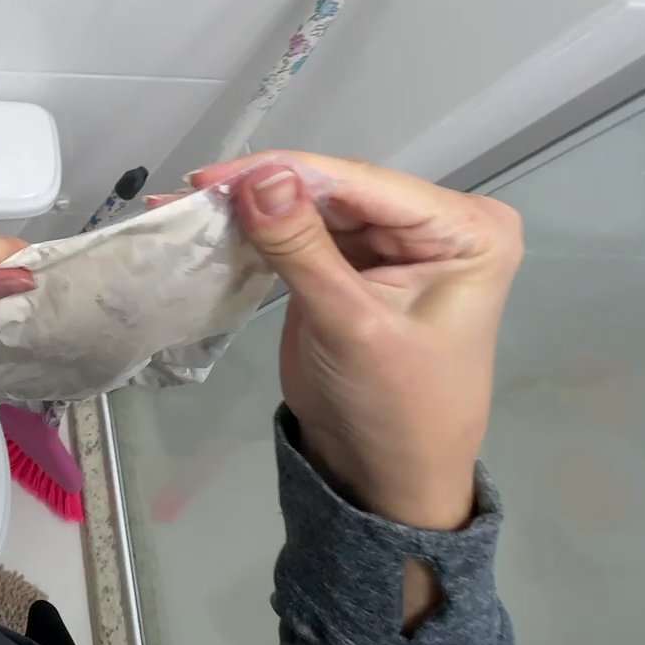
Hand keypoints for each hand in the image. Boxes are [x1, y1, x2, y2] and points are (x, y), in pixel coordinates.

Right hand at [190, 152, 523, 530]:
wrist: (380, 472)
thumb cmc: (392, 407)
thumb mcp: (349, 323)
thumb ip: (302, 247)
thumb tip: (260, 175)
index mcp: (462, 229)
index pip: (358, 182)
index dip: (280, 172)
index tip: (207, 178)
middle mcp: (427, 223)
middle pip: (327, 187)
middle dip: (255, 187)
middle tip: (186, 191)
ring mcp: (383, 241)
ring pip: (301, 203)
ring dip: (242, 205)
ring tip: (182, 201)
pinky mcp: (343, 260)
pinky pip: (291, 230)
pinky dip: (247, 228)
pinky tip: (206, 220)